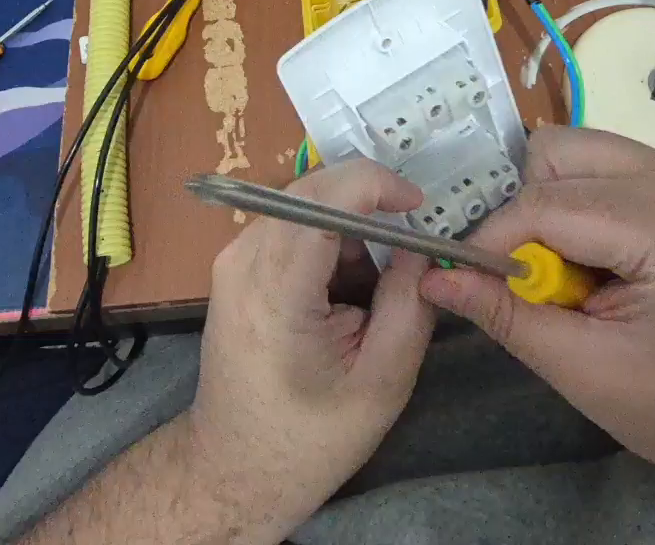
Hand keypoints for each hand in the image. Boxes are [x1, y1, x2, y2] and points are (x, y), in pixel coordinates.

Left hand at [184, 161, 435, 538]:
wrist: (234, 470)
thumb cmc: (309, 439)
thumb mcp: (381, 381)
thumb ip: (409, 304)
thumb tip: (421, 243)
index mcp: (276, 290)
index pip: (322, 199)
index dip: (375, 184)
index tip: (419, 203)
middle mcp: (244, 259)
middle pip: (313, 190)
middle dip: (368, 205)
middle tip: (409, 246)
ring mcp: (233, 258)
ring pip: (304, 203)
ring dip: (349, 229)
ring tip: (370, 292)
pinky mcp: (235, 265)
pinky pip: (290, 224)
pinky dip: (327, 242)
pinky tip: (341, 294)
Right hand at [417, 127, 654, 501]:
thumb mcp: (590, 373)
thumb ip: (506, 316)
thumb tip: (432, 280)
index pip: (544, 203)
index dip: (490, 239)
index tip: (462, 276)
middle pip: (558, 153)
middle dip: (524, 208)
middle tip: (527, 272)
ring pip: (577, 150)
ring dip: (549, 200)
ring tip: (560, 266)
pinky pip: (604, 166)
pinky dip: (578, 201)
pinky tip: (591, 255)